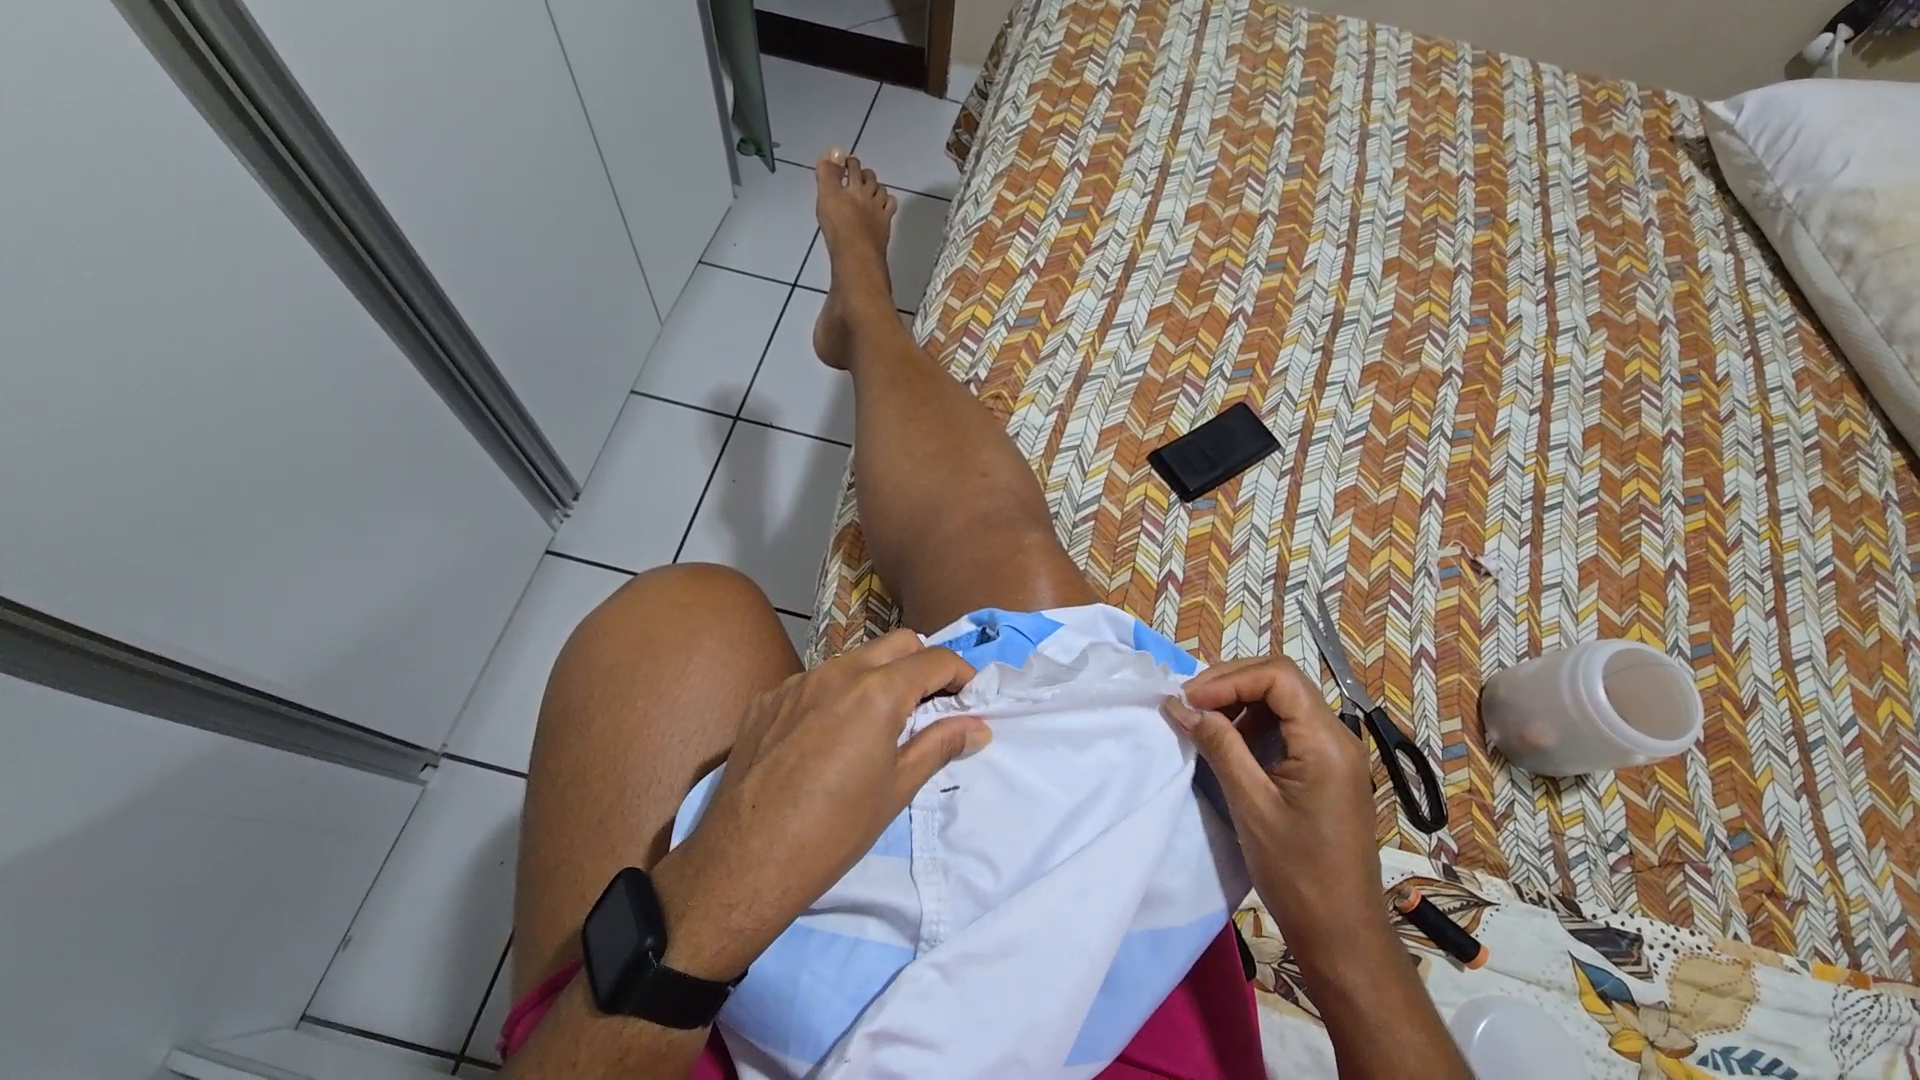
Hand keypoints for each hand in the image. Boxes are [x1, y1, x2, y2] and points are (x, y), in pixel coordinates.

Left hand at [651, 630, 988, 979]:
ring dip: (878, 678)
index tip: (971, 700)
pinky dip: (835, 696)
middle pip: (897, 644)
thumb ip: (940, 746)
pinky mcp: (766, 700)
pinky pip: (813, 682)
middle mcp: (836, 672)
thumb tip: (978, 727)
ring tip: (881, 725)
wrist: (747, 860)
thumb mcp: (898, 789)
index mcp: (877, 691)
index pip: (935, 660)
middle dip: (923, 665)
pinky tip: (829, 739)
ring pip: (852, 660)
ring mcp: (796, 682)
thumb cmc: (836, 830)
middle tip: (933, 706)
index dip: (962, 676)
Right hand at [1165, 656, 1388, 962]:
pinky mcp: (1325, 771)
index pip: (1278, 678)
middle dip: (1231, 685)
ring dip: (1238, 704)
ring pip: (1282, 704)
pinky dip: (1252, 727)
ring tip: (1200, 721)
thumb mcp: (1250, 804)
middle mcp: (1336, 737)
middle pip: (1281, 683)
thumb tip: (1180, 705)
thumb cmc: (1296, 870)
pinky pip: (1287, 730)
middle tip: (1187, 704)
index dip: (1229, 679)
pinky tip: (1225, 743)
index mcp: (1326, 741)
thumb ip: (1219, 746)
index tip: (1188, 700)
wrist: (1340, 930)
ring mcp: (1333, 754)